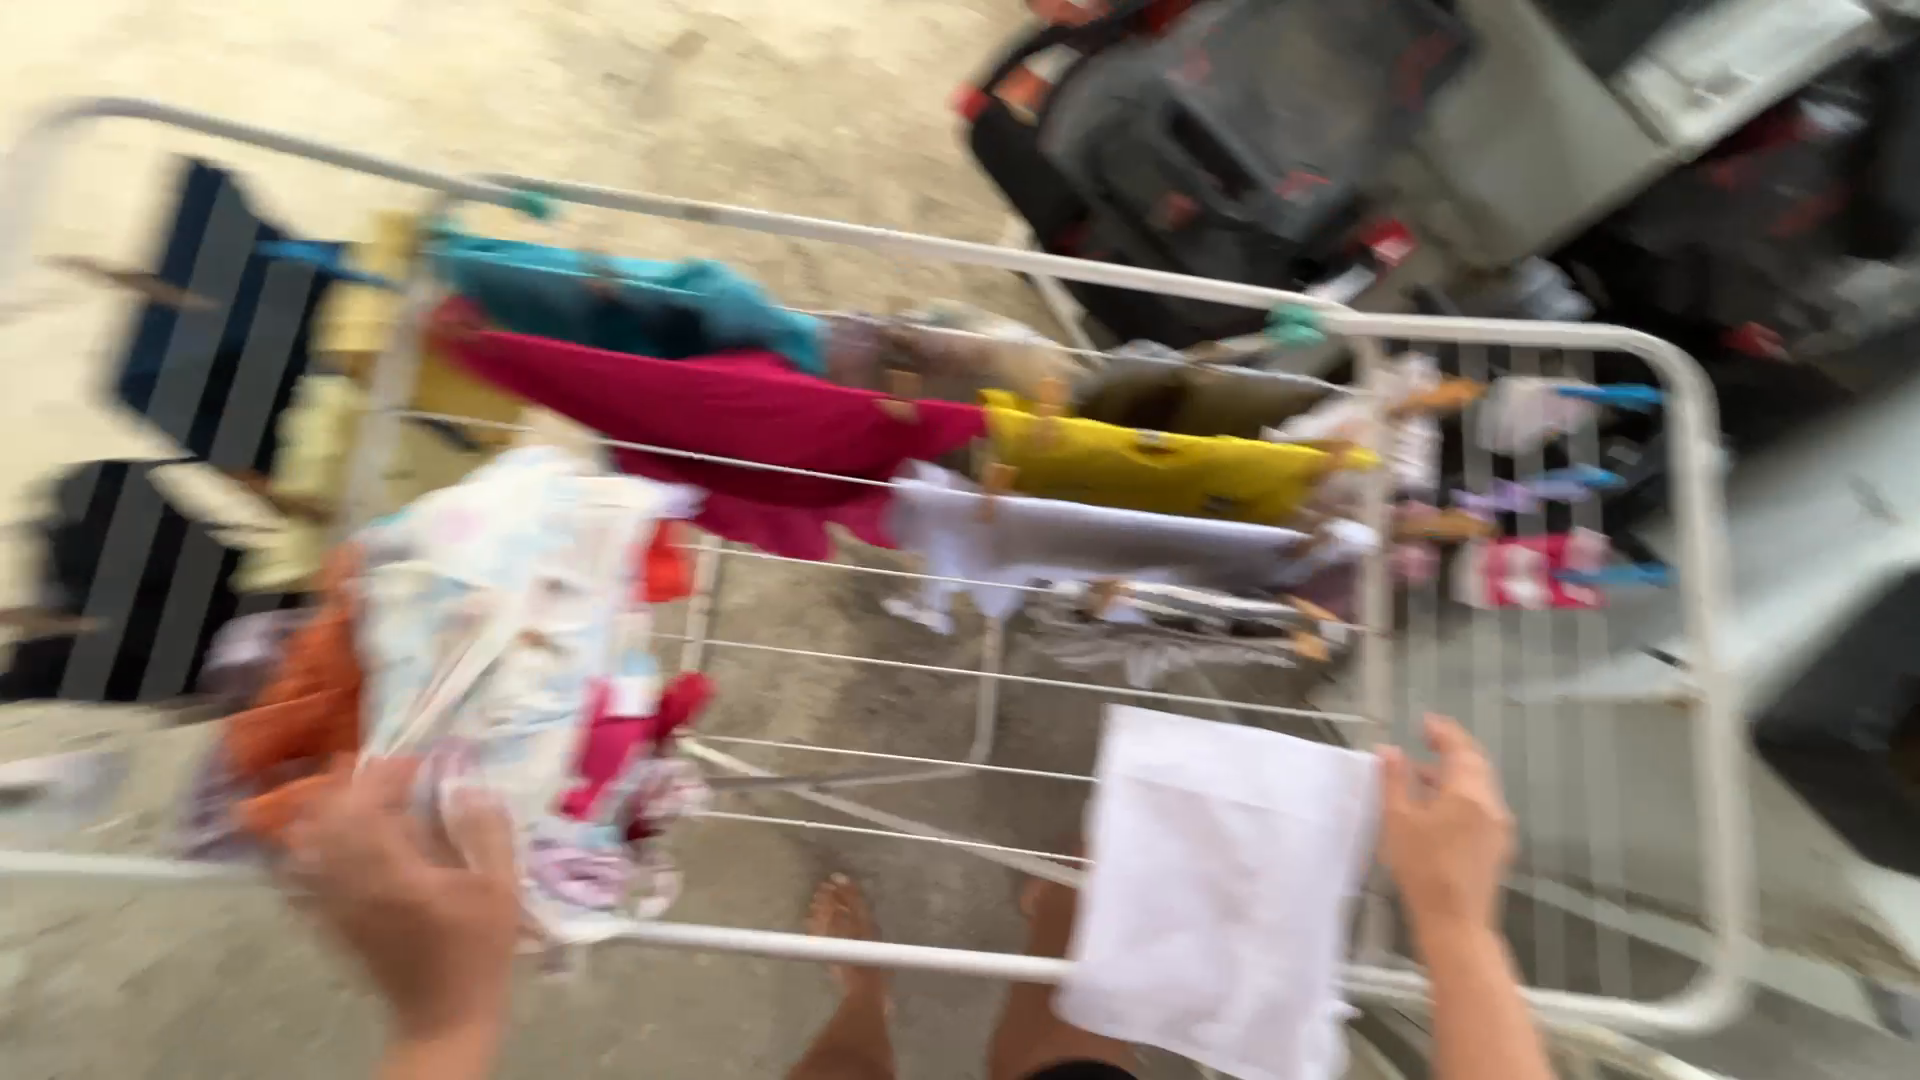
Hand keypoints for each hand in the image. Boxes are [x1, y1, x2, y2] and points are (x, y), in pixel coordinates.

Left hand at [283, 756, 521, 1039]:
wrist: (443, 1010)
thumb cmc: (481, 945)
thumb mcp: (502, 885)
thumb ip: (487, 833)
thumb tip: (471, 788)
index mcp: (398, 877)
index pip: (368, 812)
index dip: (386, 777)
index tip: (417, 760)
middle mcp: (354, 889)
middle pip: (327, 823)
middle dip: (352, 787)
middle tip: (389, 771)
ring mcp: (335, 909)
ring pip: (308, 847)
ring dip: (331, 812)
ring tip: (365, 795)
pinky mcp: (330, 923)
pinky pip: (304, 875)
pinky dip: (315, 845)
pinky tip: (339, 835)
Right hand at [1377, 715, 1514, 941]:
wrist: (1456, 921)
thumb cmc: (1421, 866)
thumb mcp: (1397, 819)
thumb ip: (1394, 780)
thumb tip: (1390, 750)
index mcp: (1467, 795)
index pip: (1461, 750)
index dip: (1444, 732)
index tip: (1425, 721)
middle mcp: (1490, 805)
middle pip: (1476, 765)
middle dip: (1453, 748)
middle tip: (1428, 736)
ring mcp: (1498, 827)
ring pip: (1480, 786)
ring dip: (1454, 771)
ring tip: (1422, 770)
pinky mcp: (1496, 844)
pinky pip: (1480, 805)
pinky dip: (1460, 791)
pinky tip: (1436, 803)